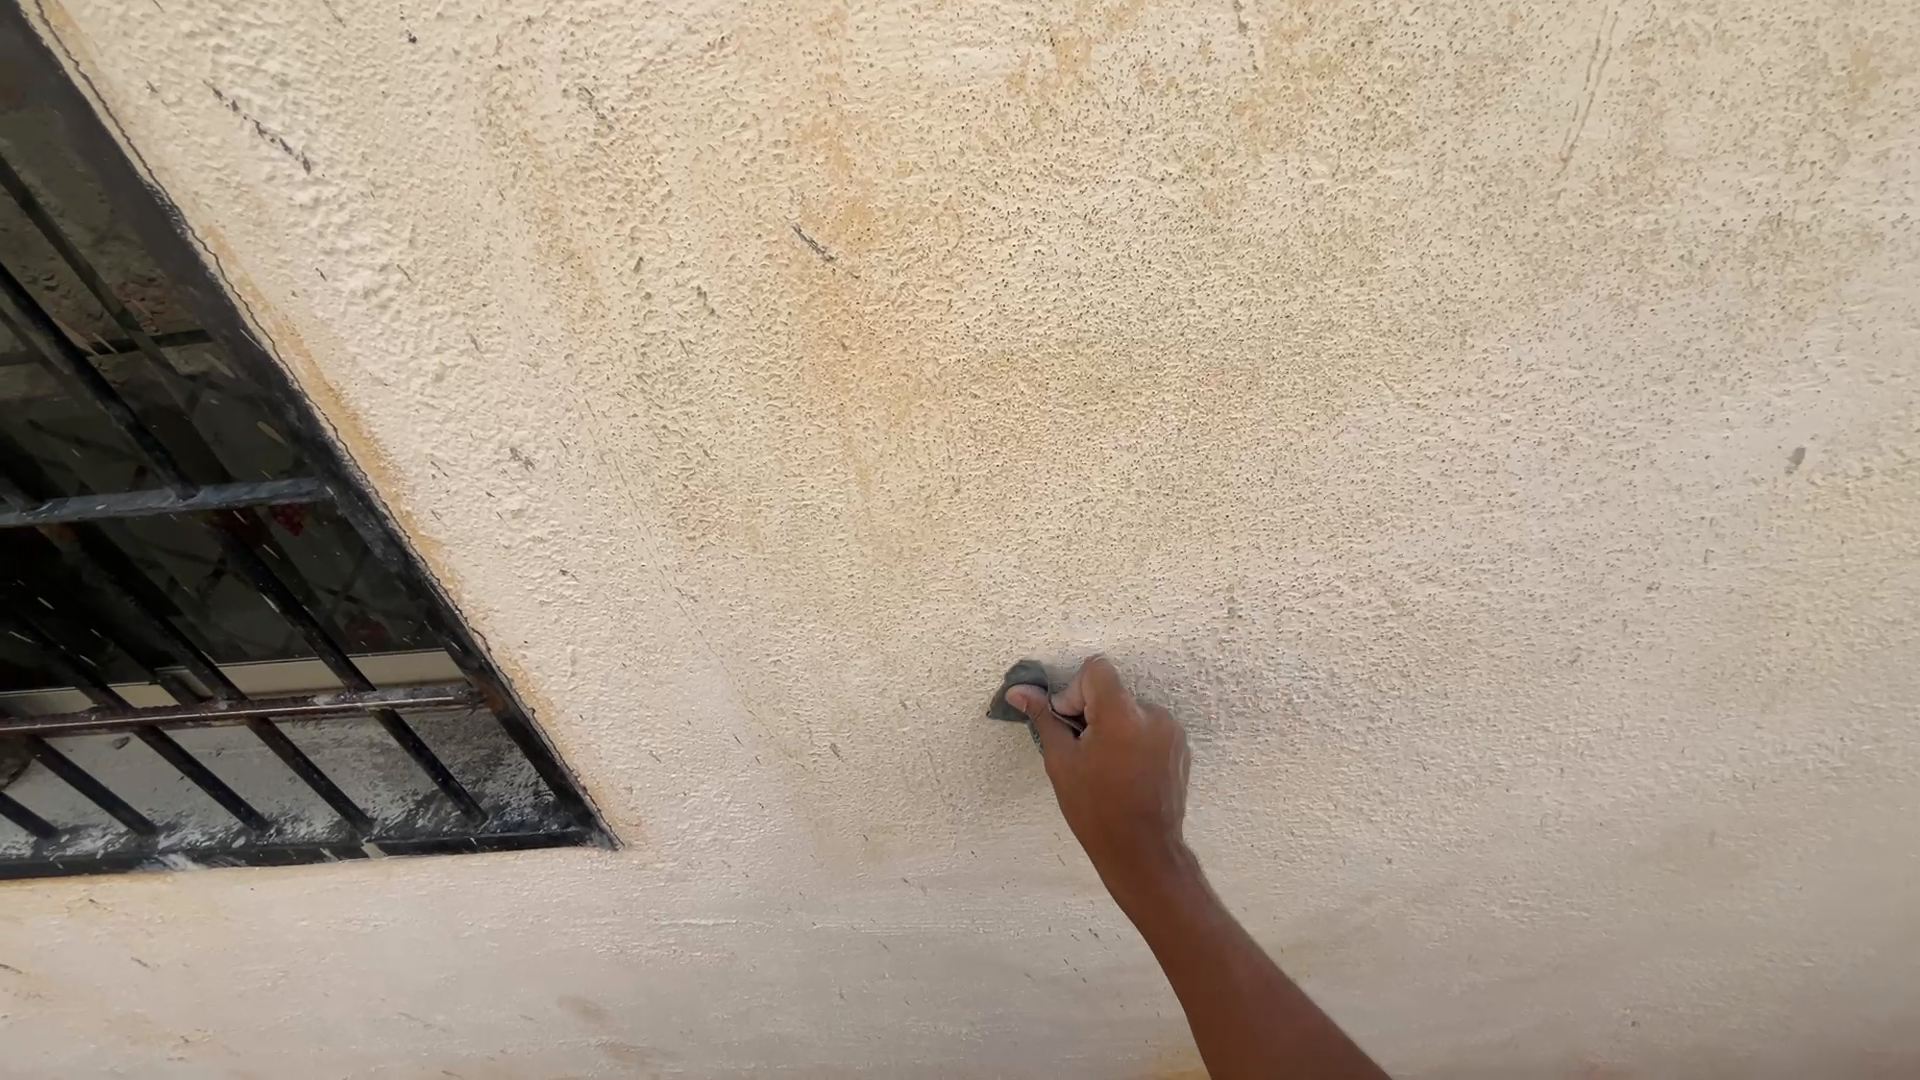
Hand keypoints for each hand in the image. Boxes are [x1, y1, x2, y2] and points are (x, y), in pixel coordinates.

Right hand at [1005, 657, 1192, 904]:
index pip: (1096, 668)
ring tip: (1104, 763)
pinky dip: (1132, 737)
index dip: (1076, 690)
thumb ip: (1043, 717)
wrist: (1142, 851)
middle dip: (1091, 711)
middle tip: (1082, 748)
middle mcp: (1153, 714)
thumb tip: (1018, 692)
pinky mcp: (1180, 746)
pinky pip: (1148, 725)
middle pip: (1111, 689)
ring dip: (1112, 725)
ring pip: (1128, 708)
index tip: (1072, 723)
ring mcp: (1171, 731)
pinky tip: (1124, 770)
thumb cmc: (1095, 809)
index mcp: (1123, 714)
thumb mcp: (1061, 760)